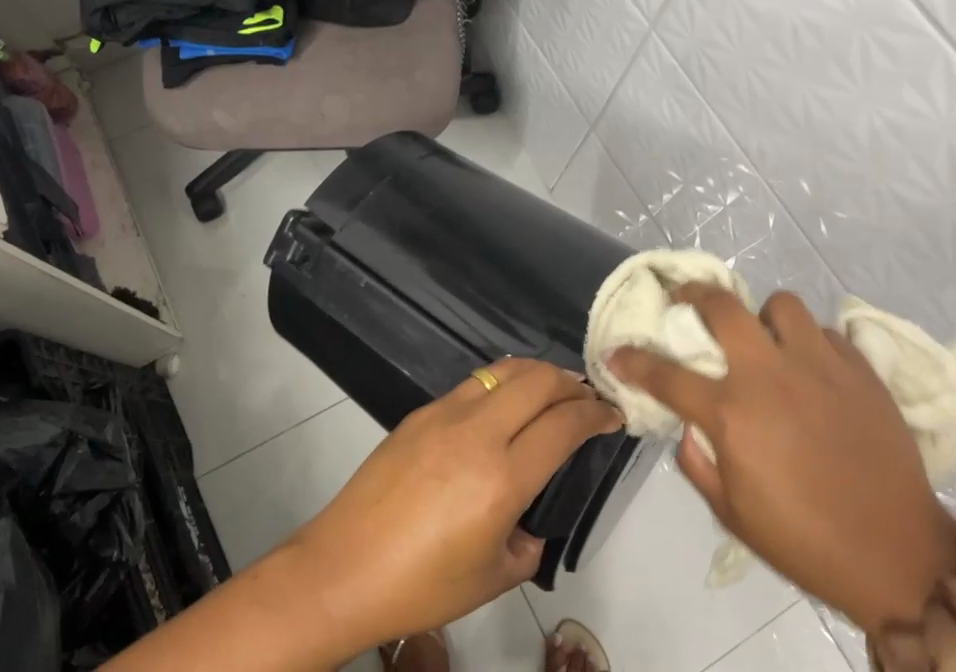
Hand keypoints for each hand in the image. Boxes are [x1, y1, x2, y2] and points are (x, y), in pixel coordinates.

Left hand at [284, 358, 622, 650]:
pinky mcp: (418, 414)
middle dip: (572, 382)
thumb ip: (530, 540)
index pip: (564, 425)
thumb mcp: (495, 576)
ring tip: (553, 389)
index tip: (613, 416)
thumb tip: (534, 514)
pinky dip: (501, 383)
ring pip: (503, 371)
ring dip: (537, 373)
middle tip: (588, 397)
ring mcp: (442, 416)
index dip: (597, 414)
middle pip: (538, 381)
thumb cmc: (422, 586)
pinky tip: (505, 405)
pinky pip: (472, 385)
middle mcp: (476, 433)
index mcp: (502, 478)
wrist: (342, 569)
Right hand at [608, 285, 955, 630]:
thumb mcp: (731, 513)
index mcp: (731, 413)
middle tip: (685, 300)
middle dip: (693, 294)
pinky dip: (810, 343)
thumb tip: (689, 427)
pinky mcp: (861, 371)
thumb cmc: (804, 541)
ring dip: (764, 317)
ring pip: (783, 305)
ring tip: (765, 339)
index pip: (665, 374)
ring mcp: (820, 366)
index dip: (632, 360)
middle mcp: (770, 375)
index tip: (616, 352)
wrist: (897, 554)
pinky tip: (811, 369)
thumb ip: (698, 462)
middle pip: (723, 306)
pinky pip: (827, 334)